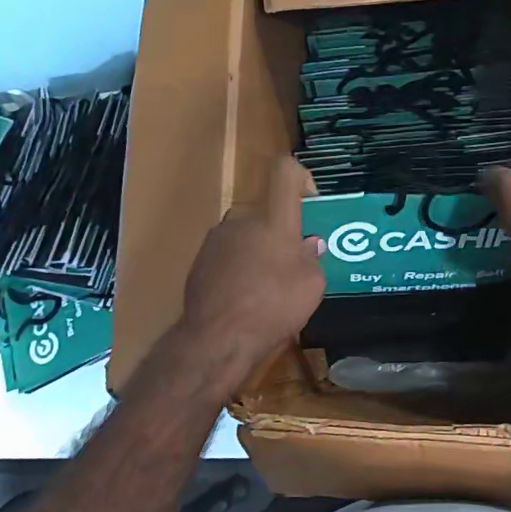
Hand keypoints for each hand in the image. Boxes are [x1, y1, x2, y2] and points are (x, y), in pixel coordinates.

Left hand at [174, 157, 325, 388]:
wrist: (216, 339)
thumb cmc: (273, 307)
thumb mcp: (311, 286)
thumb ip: (311, 258)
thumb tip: (308, 244)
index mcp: (273, 218)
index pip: (285, 171)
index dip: (300, 178)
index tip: (309, 202)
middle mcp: (241, 219)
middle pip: (266, 213)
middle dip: (280, 233)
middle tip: (292, 266)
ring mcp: (216, 239)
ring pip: (246, 235)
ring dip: (258, 252)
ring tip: (267, 290)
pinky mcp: (199, 261)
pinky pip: (228, 255)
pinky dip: (238, 269)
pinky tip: (244, 299)